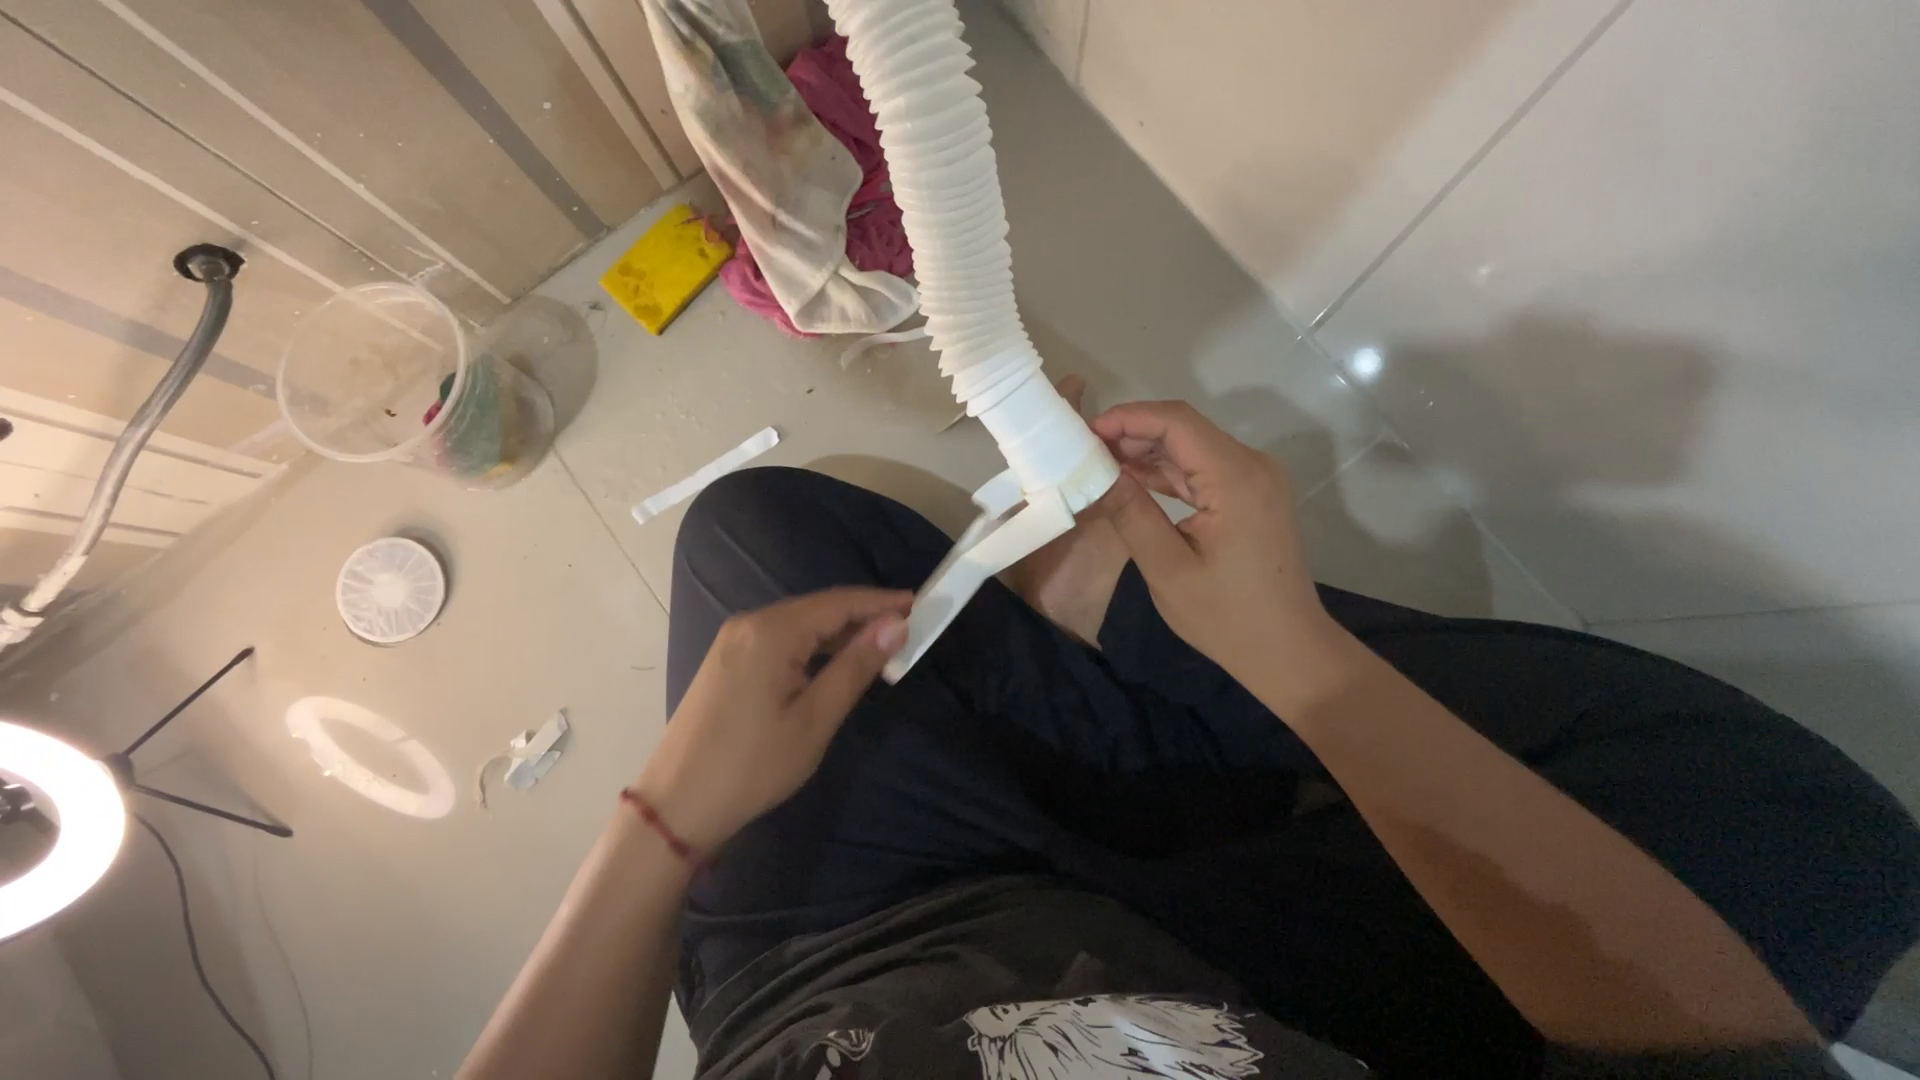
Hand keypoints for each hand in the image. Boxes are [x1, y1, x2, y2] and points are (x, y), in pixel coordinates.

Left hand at [636, 588, 909, 852]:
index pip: (838, 603)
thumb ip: (855, 667)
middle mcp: (750, 624)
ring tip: (880, 644)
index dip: (880, 602)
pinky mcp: (727, 661)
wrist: (678, 804)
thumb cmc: (753, 765)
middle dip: (862, 615)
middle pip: (817, 608)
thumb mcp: (814, 720)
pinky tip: (834, 661)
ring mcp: (733, 641)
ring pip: (799, 624)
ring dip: (838, 632)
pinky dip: (813, 646)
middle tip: (906, 628)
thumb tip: (895, 626)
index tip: (918, 605)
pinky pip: (780, 640)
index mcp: (772, 632)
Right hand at [1090, 400, 1334, 685]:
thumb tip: (1094, 473)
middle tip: (1083, 451)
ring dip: (1146, 453)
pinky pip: (1203, 471)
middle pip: (1185, 430)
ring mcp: (1255, 480)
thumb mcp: (1167, 568)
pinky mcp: (1251, 496)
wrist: (1287, 649)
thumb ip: (1131, 512)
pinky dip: (1166, 473)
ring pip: (1192, 449)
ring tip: (1097, 464)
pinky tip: (1130, 480)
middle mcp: (1252, 466)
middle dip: (1132, 434)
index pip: (1176, 423)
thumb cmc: (1226, 617)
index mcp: (1236, 479)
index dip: (1128, 418)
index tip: (1085, 433)